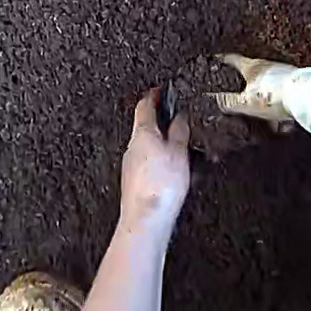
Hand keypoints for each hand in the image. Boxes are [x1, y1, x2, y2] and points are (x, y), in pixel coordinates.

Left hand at [120, 88, 190, 233]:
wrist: (145, 220)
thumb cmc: (161, 185)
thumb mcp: (179, 152)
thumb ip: (179, 131)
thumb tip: (180, 117)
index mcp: (142, 133)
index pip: (145, 105)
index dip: (154, 95)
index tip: (160, 90)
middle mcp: (132, 146)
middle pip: (144, 125)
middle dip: (159, 120)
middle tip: (173, 115)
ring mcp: (130, 165)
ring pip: (145, 145)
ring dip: (159, 141)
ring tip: (178, 145)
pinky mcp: (133, 181)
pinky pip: (146, 162)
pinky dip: (157, 159)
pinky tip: (169, 170)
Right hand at [208, 53, 310, 141]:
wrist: (308, 96)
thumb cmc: (275, 96)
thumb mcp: (246, 102)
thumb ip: (228, 102)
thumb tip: (210, 99)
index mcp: (253, 67)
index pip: (233, 60)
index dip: (223, 60)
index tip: (216, 59)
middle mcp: (268, 66)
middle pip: (252, 72)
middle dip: (246, 84)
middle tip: (239, 93)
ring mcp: (283, 73)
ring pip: (269, 86)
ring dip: (265, 99)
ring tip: (264, 116)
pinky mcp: (296, 84)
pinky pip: (283, 96)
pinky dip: (279, 107)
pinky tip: (282, 122)